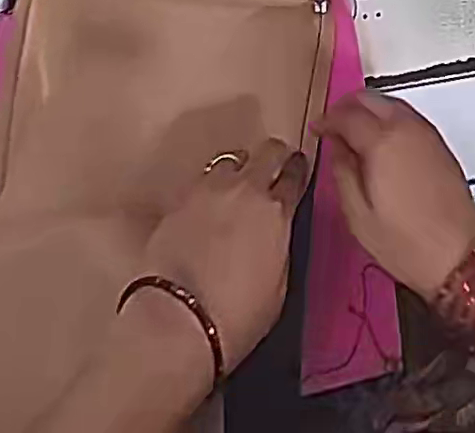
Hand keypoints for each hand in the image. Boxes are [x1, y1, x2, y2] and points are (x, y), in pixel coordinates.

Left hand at [138, 139, 310, 369]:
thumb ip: (280, 243)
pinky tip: (206, 210)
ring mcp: (209, 190)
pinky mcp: (179, 200)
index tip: (297, 173)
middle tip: (273, 172)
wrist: (176, 323)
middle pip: (268, 151)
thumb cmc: (237, 317)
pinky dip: (209, 190)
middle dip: (275, 157)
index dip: (298, 171)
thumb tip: (275, 231)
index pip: (295, 174)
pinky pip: (202, 181)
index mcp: (276, 210)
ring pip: (232, 159)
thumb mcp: (279, 284)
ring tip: (235, 191)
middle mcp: (246, 189)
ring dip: (239, 171)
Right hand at [314, 92, 474, 294]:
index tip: (318, 127)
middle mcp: (405, 129)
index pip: (346, 115)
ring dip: (368, 108)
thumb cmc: (411, 243)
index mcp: (382, 143)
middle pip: (369, 98)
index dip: (327, 119)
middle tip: (332, 122)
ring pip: (389, 102)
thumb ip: (342, 171)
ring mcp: (425, 133)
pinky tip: (379, 135)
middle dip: (346, 106)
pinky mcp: (438, 142)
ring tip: (352, 128)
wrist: (458, 255)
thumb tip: (336, 148)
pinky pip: (406, 114)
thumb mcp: (359, 214)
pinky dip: (387, 115)